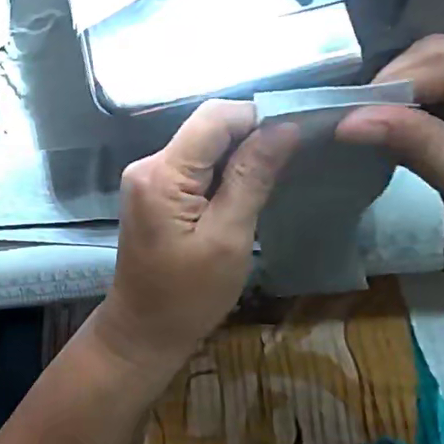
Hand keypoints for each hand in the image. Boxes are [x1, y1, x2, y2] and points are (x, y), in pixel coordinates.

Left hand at [94, 100, 300, 369]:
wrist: (144, 329)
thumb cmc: (188, 295)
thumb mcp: (229, 237)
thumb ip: (252, 178)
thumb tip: (284, 128)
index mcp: (161, 174)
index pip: (213, 118)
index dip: (257, 115)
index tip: (300, 129)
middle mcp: (148, 164)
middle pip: (206, 127)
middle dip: (252, 133)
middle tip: (298, 150)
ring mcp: (147, 177)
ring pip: (202, 145)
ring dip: (240, 152)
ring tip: (281, 168)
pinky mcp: (153, 190)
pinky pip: (193, 165)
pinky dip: (223, 169)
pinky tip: (250, 184)